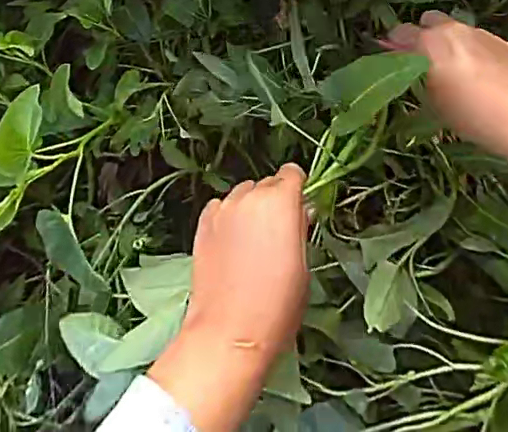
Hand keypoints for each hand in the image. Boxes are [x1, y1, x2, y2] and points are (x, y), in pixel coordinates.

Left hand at [146, 164, 308, 431]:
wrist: (228, 334)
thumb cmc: (276, 307)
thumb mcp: (303, 267)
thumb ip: (301, 228)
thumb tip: (302, 210)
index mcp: (280, 202)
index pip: (292, 173)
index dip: (298, 189)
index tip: (299, 208)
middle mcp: (250, 196)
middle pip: (268, 184)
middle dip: (275, 201)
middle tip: (277, 234)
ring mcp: (223, 208)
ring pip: (244, 195)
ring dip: (250, 209)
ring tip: (252, 242)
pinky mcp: (203, 223)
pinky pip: (221, 208)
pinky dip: (228, 218)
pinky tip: (231, 245)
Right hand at [383, 10, 507, 181]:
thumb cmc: (473, 116)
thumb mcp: (433, 102)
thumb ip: (413, 75)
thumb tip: (399, 61)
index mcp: (428, 44)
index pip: (398, 32)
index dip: (393, 45)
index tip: (393, 59)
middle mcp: (450, 30)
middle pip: (426, 21)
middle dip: (422, 36)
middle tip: (424, 61)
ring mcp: (476, 32)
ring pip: (452, 28)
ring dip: (447, 41)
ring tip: (453, 67)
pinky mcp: (498, 39)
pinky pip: (474, 38)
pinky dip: (469, 49)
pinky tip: (478, 72)